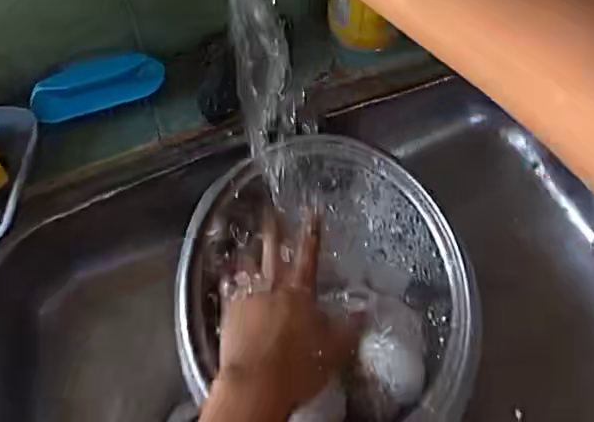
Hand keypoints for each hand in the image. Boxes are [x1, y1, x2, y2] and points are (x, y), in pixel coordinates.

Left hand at [205, 214, 359, 421]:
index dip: (312, 230)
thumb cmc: (297, 368)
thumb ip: (349, 327)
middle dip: (275, 227)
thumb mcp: (333, 350)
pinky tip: (228, 272)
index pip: (309, 252)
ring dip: (250, 249)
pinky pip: (229, 285)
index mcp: (300, 290)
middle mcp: (274, 285)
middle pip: (274, 249)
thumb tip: (365, 311)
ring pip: (250, 263)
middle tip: (271, 209)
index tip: (313, 210)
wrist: (256, 385)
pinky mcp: (231, 309)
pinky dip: (230, 277)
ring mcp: (250, 294)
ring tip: (249, 238)